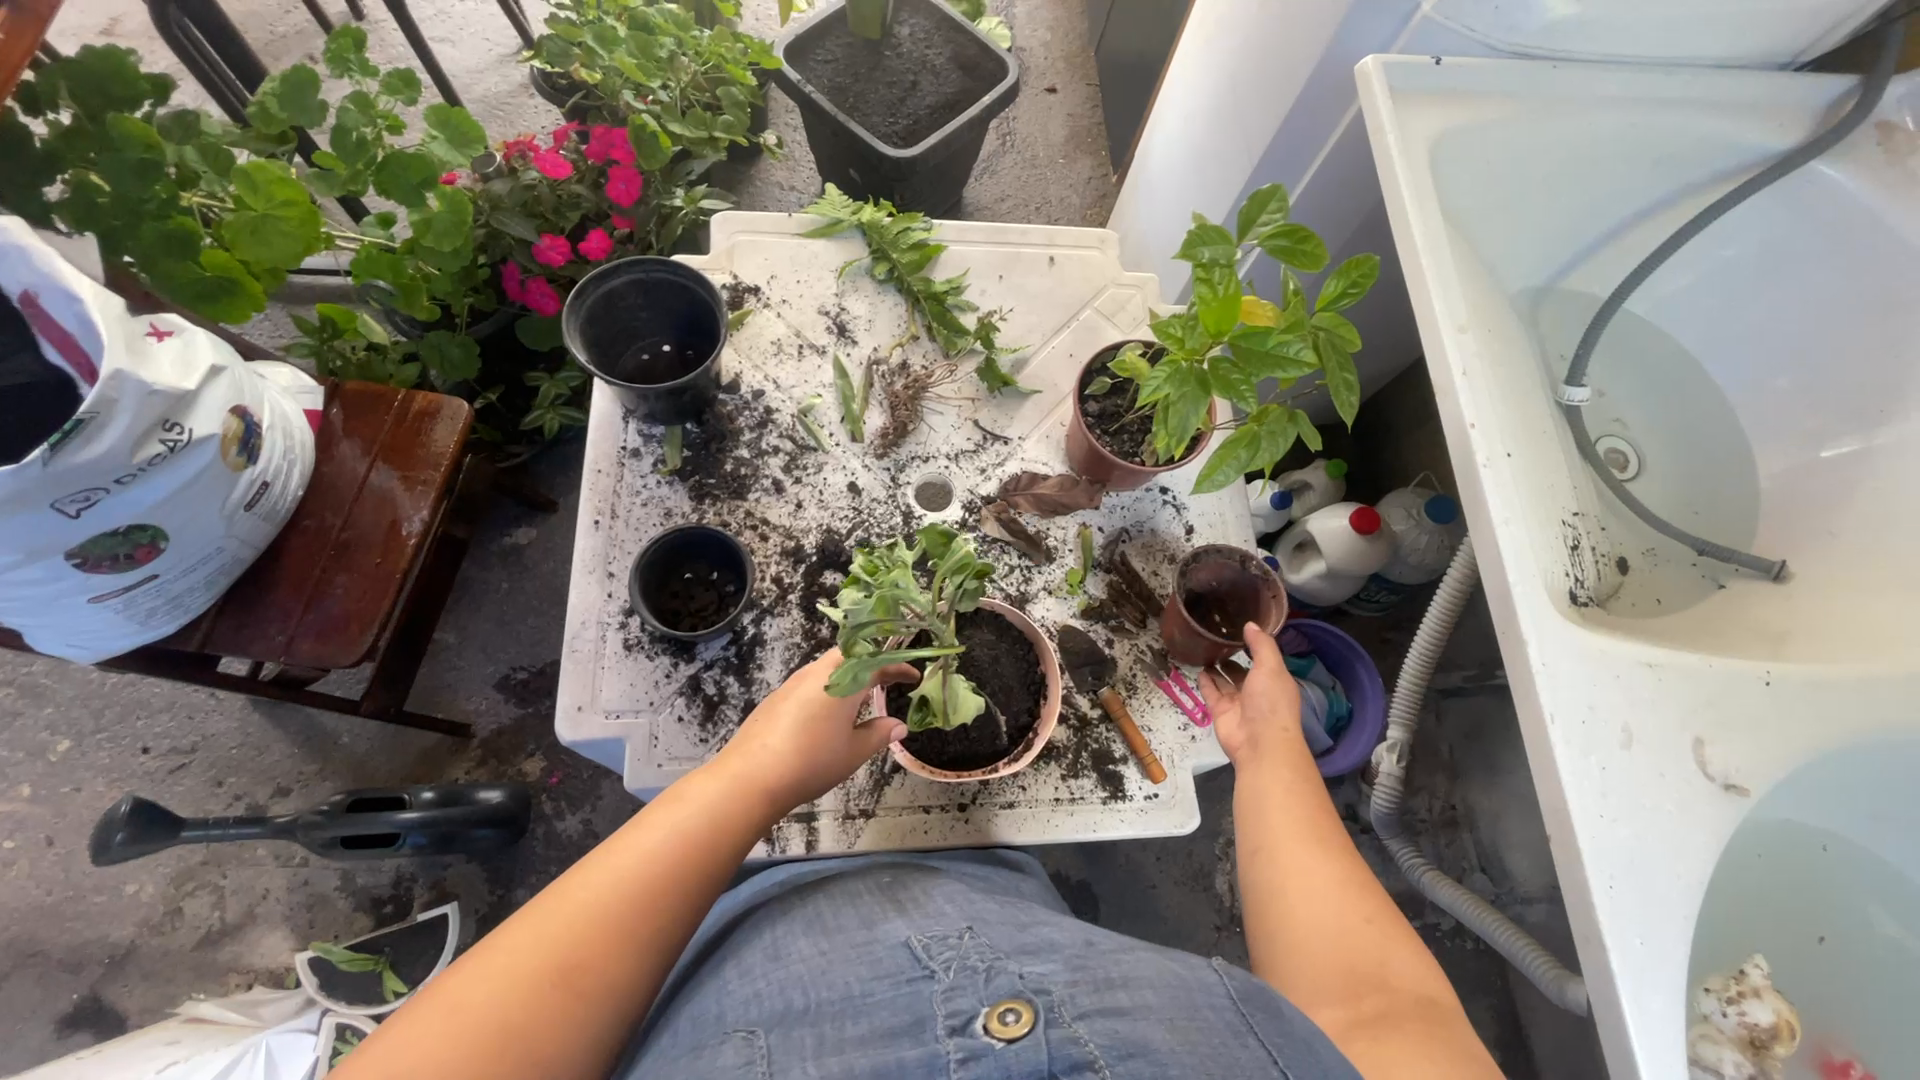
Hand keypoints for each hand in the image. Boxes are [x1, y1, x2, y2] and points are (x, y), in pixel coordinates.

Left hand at [710, 648, 918, 818]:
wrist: (751, 776)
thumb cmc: (812, 762)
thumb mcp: (854, 752)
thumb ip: (879, 734)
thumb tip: (899, 724)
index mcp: (843, 681)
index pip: (877, 663)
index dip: (898, 668)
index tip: (913, 676)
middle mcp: (818, 673)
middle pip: (850, 656)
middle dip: (871, 664)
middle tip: (887, 680)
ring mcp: (793, 683)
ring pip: (827, 667)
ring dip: (848, 675)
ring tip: (860, 696)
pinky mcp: (776, 697)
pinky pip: (809, 682)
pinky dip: (827, 688)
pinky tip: (826, 713)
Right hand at [1198, 623, 1302, 769]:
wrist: (1260, 743)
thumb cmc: (1271, 702)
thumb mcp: (1271, 667)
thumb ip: (1261, 645)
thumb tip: (1250, 624)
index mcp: (1274, 680)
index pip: (1263, 659)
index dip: (1253, 644)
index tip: (1238, 627)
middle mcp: (1256, 691)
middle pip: (1242, 670)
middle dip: (1232, 656)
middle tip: (1216, 637)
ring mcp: (1237, 702)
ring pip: (1225, 680)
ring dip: (1217, 667)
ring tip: (1204, 649)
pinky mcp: (1220, 711)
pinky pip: (1211, 692)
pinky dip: (1205, 682)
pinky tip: (1199, 668)